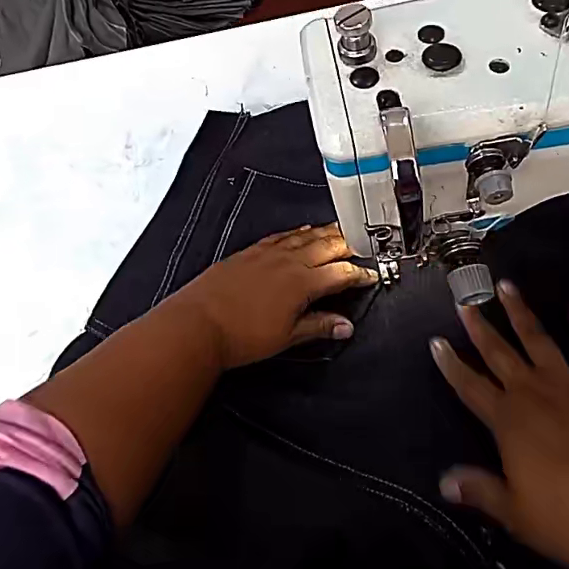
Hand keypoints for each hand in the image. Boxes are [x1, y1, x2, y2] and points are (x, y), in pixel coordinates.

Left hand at [165, 224, 376, 368]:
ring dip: (326, 233)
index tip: (370, 276)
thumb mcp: (287, 336)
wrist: (198, 324)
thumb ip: (319, 326)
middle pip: (327, 246)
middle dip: (348, 246)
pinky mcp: (250, 252)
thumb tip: (344, 326)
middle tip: (362, 247)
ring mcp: (268, 253)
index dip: (359, 274)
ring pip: (306, 237)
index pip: (340, 273)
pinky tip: (301, 232)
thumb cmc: (239, 335)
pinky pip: (281, 236)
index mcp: (302, 282)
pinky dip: (297, 233)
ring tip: (339, 232)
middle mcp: (288, 262)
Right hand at [430, 281, 568, 568]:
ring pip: (538, 339)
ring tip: (507, 287)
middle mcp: (533, 392)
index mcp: (507, 420)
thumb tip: (445, 481)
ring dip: (520, 312)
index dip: (451, 365)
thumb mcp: (517, 514)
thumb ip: (480, 490)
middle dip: (479, 327)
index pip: (470, 387)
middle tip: (464, 301)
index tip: (436, 341)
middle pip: (499, 353)